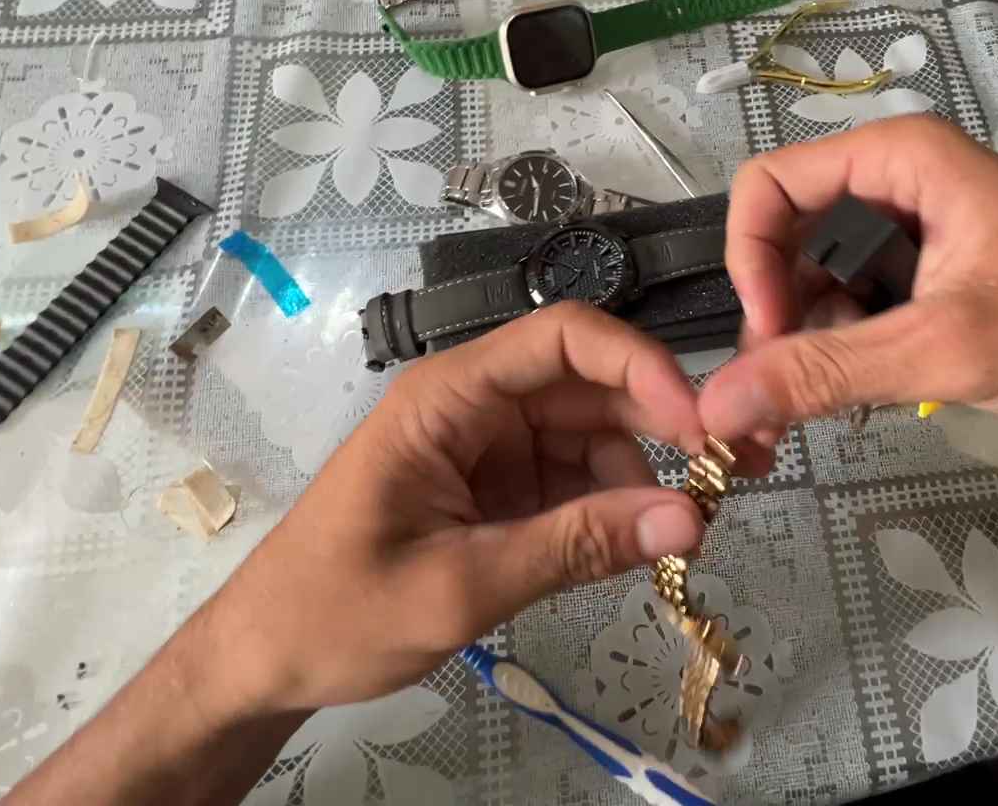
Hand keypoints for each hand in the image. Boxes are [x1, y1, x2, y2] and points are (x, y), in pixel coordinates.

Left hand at [202, 303, 708, 713]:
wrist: (265, 658)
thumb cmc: (336, 609)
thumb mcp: (459, 585)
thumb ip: (574, 547)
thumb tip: (687, 521)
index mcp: (451, 394)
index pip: (563, 338)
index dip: (640, 364)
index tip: (698, 422)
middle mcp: (479, 403)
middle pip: (591, 384)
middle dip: (662, 419)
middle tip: (731, 471)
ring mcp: (493, 443)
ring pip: (593, 431)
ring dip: (642, 472)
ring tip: (685, 528)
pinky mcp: (502, 483)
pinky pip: (576, 476)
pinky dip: (613, 504)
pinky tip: (638, 540)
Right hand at [698, 115, 997, 466]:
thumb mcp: (949, 349)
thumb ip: (827, 372)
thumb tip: (719, 403)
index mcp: (901, 158)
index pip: (771, 186)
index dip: (752, 258)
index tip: (770, 336)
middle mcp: (894, 184)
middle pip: (785, 237)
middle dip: (776, 315)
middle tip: (783, 396)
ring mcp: (906, 233)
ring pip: (809, 280)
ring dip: (802, 346)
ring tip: (814, 411)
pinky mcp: (918, 277)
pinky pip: (845, 306)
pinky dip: (836, 353)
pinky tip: (852, 398)